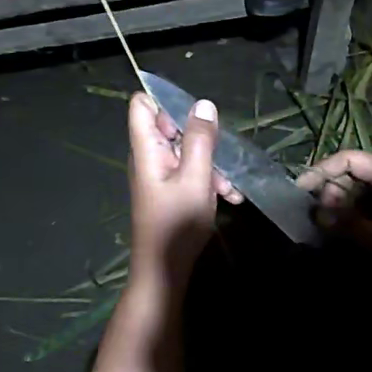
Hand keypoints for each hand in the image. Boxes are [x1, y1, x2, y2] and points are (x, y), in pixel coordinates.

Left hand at [127, 92, 239, 279]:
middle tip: (221, 152)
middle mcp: (148, 157)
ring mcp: (158, 175)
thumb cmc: (176, 224)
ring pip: (185, 151)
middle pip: (169, 126)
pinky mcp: (169, 191)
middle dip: (199, 135)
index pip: (141, 105)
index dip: (165, 100)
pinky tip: (230, 197)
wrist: (164, 272)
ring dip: (210, 163)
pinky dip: (207, 180)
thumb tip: (202, 103)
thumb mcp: (195, 178)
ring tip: (231, 186)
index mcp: (146, 149)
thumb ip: (199, 140)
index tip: (195, 112)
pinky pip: (188, 172)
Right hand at [296, 151, 371, 291]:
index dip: (322, 171)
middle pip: (356, 172)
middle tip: (322, 220)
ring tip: (335, 229)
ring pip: (367, 188)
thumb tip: (320, 214)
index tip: (301, 192)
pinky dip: (364, 213)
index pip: (350, 159)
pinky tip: (359, 233)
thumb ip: (356, 227)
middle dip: (333, 191)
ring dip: (348, 205)